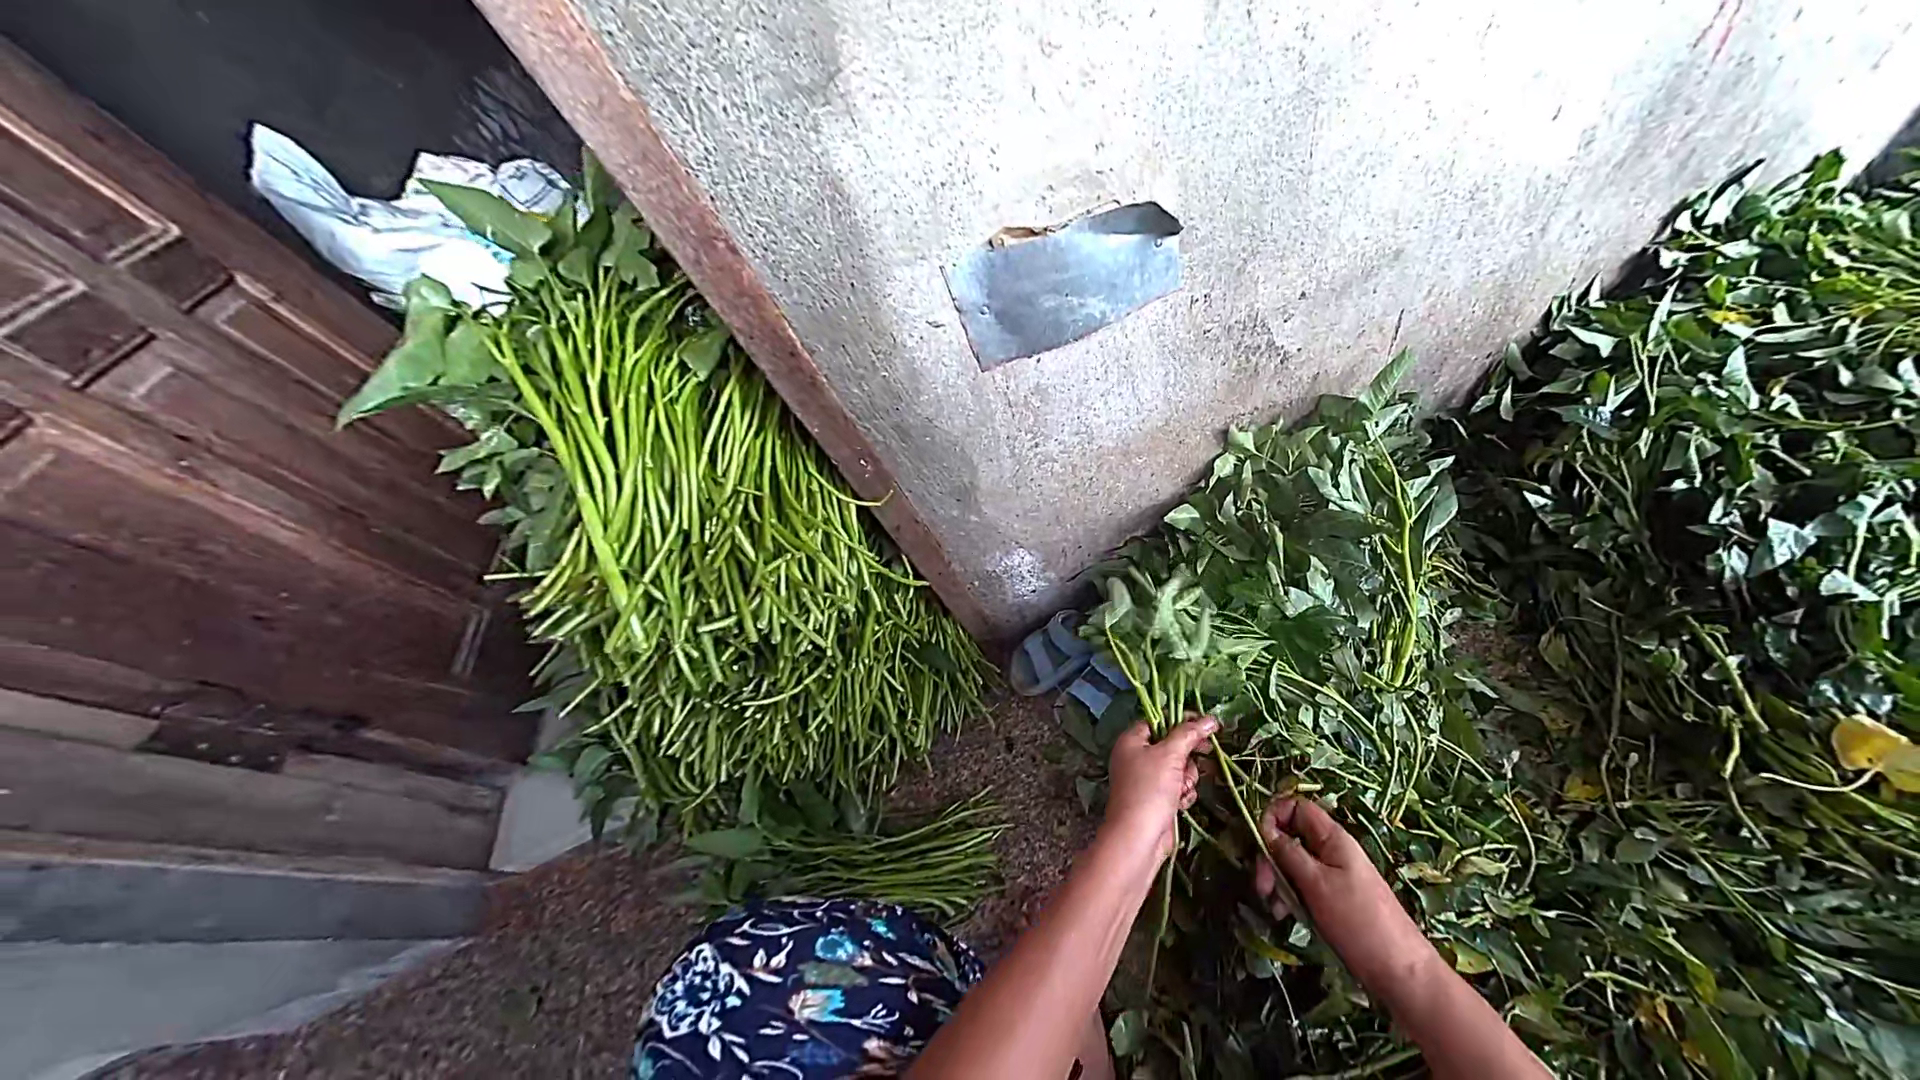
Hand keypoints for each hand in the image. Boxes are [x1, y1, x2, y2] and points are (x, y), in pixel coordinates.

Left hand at [1104, 715, 1216, 860]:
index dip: (1182, 721)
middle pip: (1171, 744)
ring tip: (1183, 787)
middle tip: (1206, 754)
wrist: (1139, 835)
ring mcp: (1146, 777)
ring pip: (1178, 766)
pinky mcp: (1157, 797)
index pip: (1159, 719)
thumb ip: (1189, 734)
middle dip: (1188, 754)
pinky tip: (1181, 801)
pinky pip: (1177, 785)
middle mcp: (1136, 755)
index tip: (1206, 725)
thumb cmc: (1149, 788)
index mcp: (1132, 740)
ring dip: (1187, 776)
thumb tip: (1209, 719)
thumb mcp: (1170, 755)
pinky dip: (1182, 792)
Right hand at [1255, 797, 1443, 994]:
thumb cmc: (1358, 922)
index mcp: (1333, 838)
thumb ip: (1287, 852)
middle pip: (1289, 837)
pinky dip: (1289, 896)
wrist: (1402, 973)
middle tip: (1262, 885)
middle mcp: (1332, 851)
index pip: (1296, 806)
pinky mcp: (1333, 898)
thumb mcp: (1316, 883)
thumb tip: (1265, 828)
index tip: (1259, 839)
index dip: (1273, 816)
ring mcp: (1333, 875)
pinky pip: (1302, 886)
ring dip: (1277, 881)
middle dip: (1270, 857)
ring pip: (1292, 864)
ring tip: (1273, 906)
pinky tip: (1284, 914)